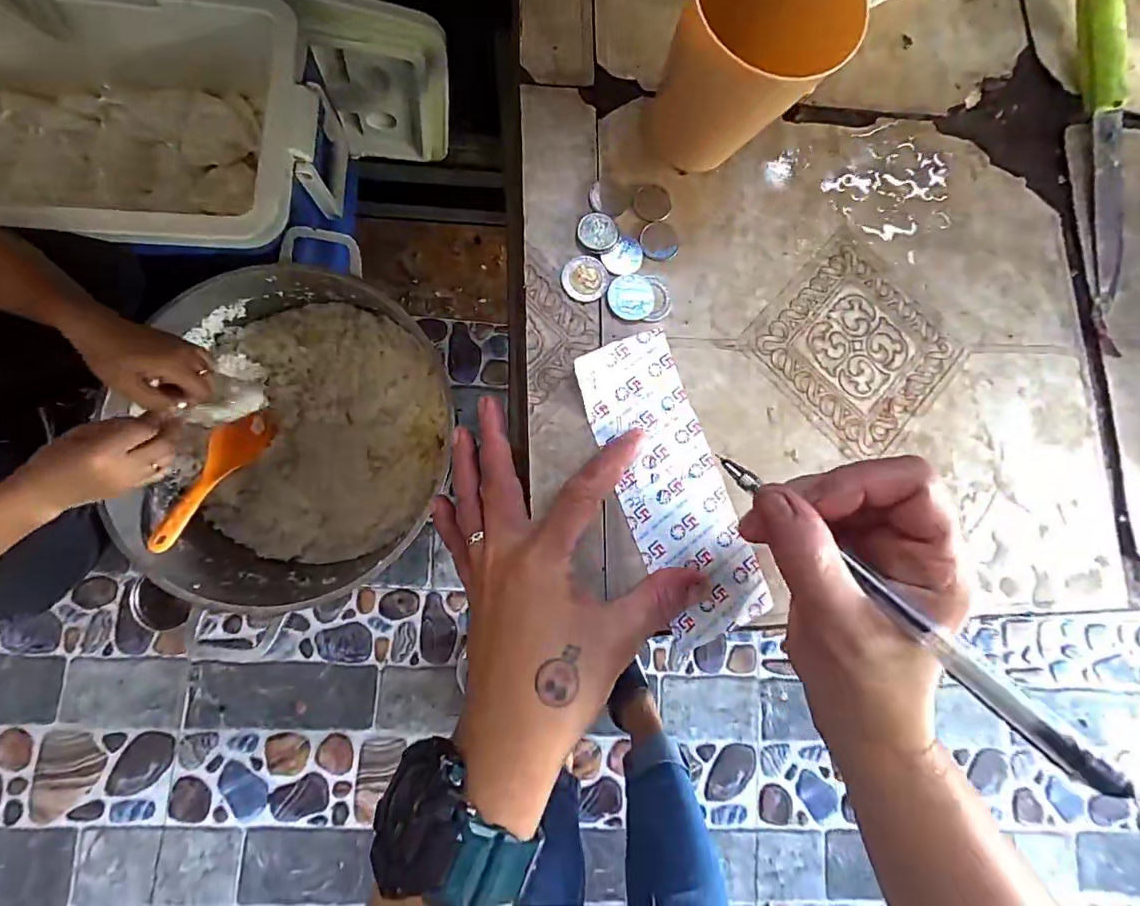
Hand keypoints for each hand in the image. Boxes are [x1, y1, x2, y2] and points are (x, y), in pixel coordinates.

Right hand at [9, 414, 181, 516]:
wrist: (44, 493)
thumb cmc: (57, 456)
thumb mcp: (83, 431)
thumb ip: (117, 424)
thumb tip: (147, 417)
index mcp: (105, 451)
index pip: (145, 431)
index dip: (158, 417)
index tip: (163, 408)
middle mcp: (123, 468)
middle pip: (163, 446)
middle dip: (172, 431)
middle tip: (171, 419)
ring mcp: (131, 482)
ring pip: (166, 461)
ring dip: (171, 445)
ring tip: (166, 433)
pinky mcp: (133, 491)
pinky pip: (159, 473)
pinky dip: (164, 460)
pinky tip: (158, 451)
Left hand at [64, 311, 214, 414]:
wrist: (100, 328)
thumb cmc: (110, 359)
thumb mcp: (128, 388)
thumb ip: (156, 402)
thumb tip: (176, 408)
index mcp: (178, 367)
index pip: (204, 391)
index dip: (191, 403)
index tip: (169, 403)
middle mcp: (189, 355)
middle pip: (209, 379)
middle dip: (194, 391)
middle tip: (168, 395)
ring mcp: (186, 345)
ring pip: (207, 367)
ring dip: (195, 379)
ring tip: (171, 384)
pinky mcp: (179, 340)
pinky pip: (199, 357)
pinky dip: (193, 368)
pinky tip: (171, 372)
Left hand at [430, 395, 703, 838]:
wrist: (508, 736)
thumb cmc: (562, 682)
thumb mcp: (617, 636)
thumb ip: (656, 598)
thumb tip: (700, 572)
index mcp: (543, 556)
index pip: (581, 495)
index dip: (609, 463)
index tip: (632, 435)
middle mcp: (506, 552)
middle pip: (499, 485)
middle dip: (494, 441)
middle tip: (487, 404)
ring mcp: (484, 571)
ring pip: (470, 507)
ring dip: (464, 468)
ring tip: (458, 433)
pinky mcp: (473, 591)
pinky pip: (458, 544)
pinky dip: (449, 520)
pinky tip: (439, 502)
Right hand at [737, 457, 966, 759]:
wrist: (859, 730)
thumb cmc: (866, 690)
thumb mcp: (837, 623)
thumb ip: (808, 556)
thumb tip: (772, 497)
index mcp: (938, 561)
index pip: (913, 484)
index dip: (861, 482)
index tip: (812, 506)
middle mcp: (914, 545)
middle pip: (868, 484)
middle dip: (815, 494)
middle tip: (765, 515)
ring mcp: (882, 547)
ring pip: (837, 495)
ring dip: (795, 504)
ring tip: (757, 527)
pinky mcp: (851, 554)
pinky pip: (818, 516)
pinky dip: (788, 519)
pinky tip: (765, 534)